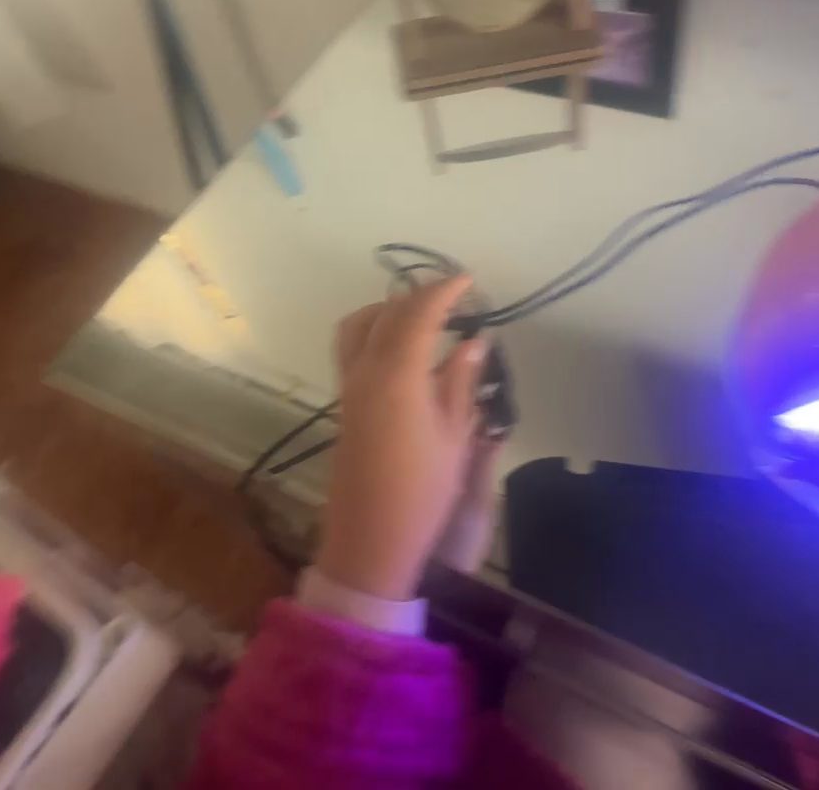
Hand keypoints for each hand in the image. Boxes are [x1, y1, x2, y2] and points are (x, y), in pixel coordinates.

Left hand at [317, 276, 488, 600]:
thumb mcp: (454, 435)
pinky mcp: (344, 402)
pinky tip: (402, 346)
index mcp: (398, 375)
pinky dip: (375, 328)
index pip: (419, 314)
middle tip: (454, 299)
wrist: (370, 538)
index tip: (468, 281)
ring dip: (390, 308)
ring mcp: (349, 385)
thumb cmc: (423, 491)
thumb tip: (475, 342)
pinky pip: (352, 345)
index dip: (444, 291)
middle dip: (420, 296)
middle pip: (388, 313)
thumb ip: (460, 381)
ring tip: (423, 315)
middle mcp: (366, 370)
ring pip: (360, 324)